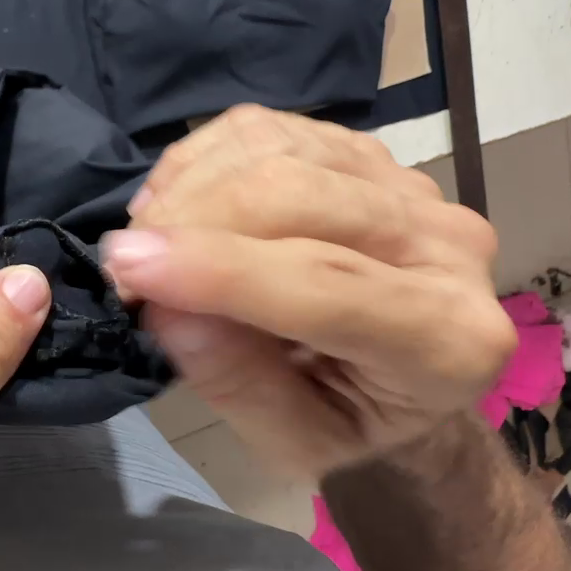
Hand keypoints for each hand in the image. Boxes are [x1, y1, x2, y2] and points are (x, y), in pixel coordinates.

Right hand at [100, 106, 513, 481]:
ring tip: (147, 239)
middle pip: (299, 195)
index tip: (124, 270)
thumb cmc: (345, 421)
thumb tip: (164, 306)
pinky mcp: (359, 150)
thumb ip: (236, 381)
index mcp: (447, 337)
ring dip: (187, 188)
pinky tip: (172, 203)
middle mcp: (447, 243)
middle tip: (123, 268)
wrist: (395, 381)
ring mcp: (405, 183)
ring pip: (276, 150)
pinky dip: (199, 159)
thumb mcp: (291, 442)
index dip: (218, 270)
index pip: (325, 283)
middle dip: (190, 221)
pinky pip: (264, 129)